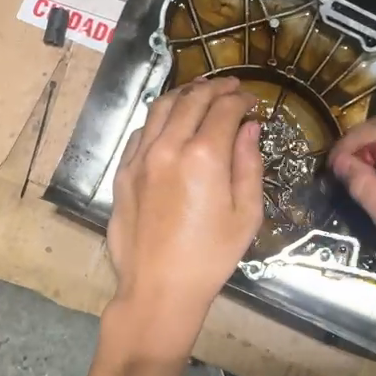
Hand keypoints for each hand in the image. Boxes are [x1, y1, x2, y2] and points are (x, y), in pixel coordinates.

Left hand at [107, 78, 263, 326]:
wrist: (159, 287)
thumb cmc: (211, 256)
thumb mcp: (246, 214)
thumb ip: (249, 164)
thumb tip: (249, 128)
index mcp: (204, 156)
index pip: (224, 110)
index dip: (241, 100)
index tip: (251, 101)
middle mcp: (169, 147)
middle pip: (191, 100)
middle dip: (214, 89)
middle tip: (231, 88)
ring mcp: (141, 158)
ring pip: (160, 108)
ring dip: (184, 95)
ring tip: (200, 93)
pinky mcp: (123, 173)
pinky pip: (142, 132)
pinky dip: (160, 118)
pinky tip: (170, 123)